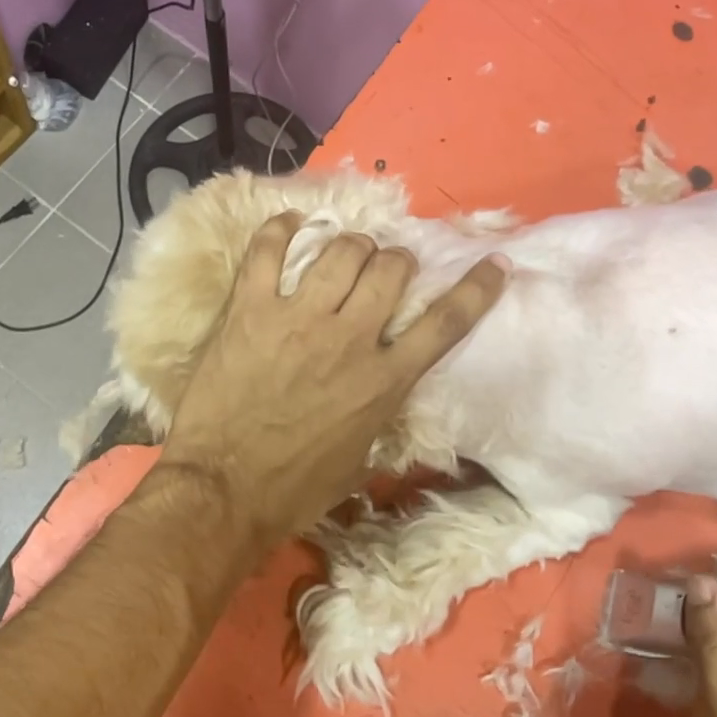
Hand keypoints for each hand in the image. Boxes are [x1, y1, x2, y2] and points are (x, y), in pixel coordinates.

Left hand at [157, 211, 508, 543]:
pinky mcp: (249, 310)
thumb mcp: (358, 464)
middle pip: (391, 269)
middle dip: (395, 262)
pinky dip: (282, 229)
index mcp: (384, 382)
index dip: (475, 288)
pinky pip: (268, 250)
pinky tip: (290, 224)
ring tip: (343, 251)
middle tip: (382, 270)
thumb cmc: (293, 490)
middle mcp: (350, 339)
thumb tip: (383, 401)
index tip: (493, 265)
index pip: (444, 323)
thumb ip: (378, 420)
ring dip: (351, 245)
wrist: (224, 491)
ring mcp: (298, 318)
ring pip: (342, 251)